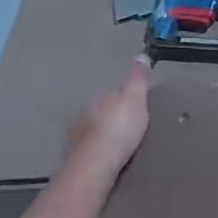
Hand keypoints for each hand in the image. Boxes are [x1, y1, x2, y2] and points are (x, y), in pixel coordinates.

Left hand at [67, 58, 150, 180]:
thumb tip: (141, 56)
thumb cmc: (120, 127)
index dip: (123, 99)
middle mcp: (83, 112)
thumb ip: (138, 79)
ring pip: (92, 129)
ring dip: (102, 133)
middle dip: (110, 116)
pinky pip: (89, 147)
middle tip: (128, 127)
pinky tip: (106, 156)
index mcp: (97, 96)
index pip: (111, 92)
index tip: (134, 108)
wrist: (99, 161)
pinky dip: (96, 149)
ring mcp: (77, 134)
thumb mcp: (135, 98)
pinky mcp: (76, 155)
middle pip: (100, 111)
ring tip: (118, 143)